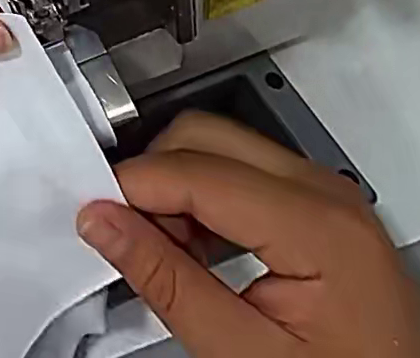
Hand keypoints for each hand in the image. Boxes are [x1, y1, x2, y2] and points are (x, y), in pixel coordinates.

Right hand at [76, 112, 419, 357]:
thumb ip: (169, 284)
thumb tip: (103, 221)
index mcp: (320, 227)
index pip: (196, 172)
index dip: (133, 187)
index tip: (95, 211)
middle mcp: (324, 192)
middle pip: (202, 136)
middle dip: (153, 176)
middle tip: (130, 233)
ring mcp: (324, 193)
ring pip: (215, 143)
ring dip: (174, 185)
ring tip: (166, 251)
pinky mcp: (317, 204)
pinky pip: (238, 166)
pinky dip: (201, 194)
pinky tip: (197, 247)